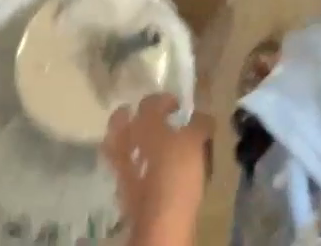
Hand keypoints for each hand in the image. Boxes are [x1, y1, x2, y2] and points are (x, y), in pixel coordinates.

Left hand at [103, 93, 212, 245]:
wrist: (160, 221)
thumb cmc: (177, 173)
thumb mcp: (196, 143)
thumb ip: (199, 124)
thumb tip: (202, 116)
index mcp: (144, 123)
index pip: (150, 101)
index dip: (164, 99)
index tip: (177, 106)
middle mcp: (127, 141)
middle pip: (120, 120)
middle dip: (132, 116)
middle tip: (151, 120)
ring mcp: (120, 166)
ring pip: (117, 145)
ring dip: (130, 140)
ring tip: (149, 146)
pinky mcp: (123, 189)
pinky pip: (124, 169)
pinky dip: (134, 166)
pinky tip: (149, 171)